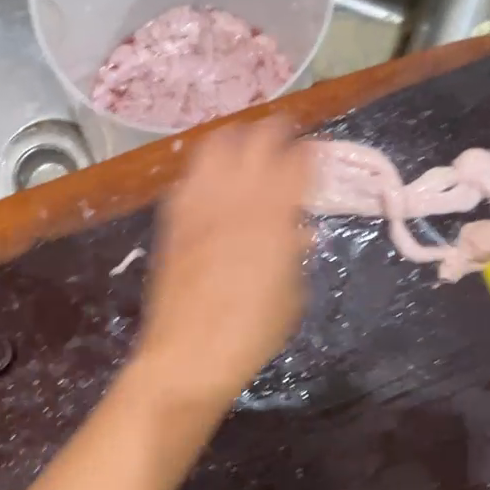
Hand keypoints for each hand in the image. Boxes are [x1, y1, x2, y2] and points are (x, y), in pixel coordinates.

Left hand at [132, 118, 313, 404]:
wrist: (188, 354)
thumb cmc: (251, 332)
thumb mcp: (291, 294)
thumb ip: (295, 253)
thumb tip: (298, 230)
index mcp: (276, 212)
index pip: (299, 158)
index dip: (311, 152)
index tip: (318, 157)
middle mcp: (236, 195)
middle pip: (257, 136)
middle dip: (275, 135)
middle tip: (284, 146)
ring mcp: (198, 203)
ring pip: (216, 145)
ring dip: (236, 144)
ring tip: (246, 158)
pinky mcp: (171, 219)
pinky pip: (189, 179)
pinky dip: (205, 175)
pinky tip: (212, 191)